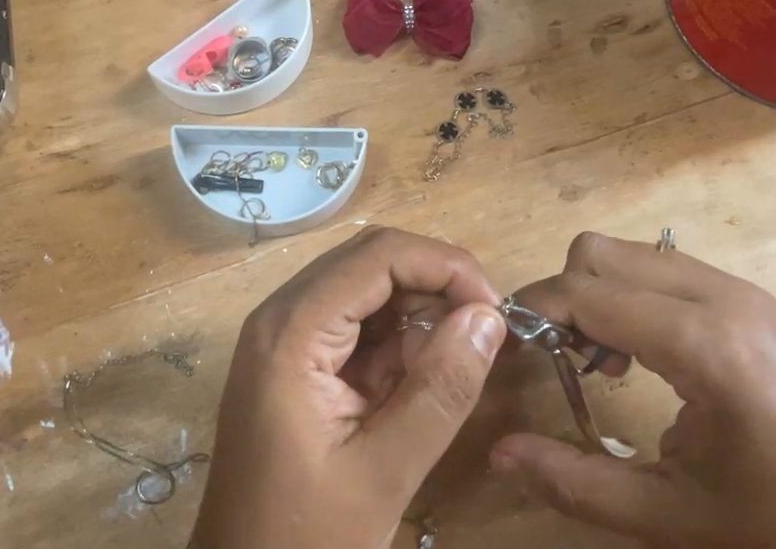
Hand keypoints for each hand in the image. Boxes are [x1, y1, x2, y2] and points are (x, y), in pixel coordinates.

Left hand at [191, 227, 507, 548]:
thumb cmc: (304, 535)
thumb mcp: (383, 472)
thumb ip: (439, 391)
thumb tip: (488, 316)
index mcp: (292, 330)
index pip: (377, 256)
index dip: (443, 265)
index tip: (494, 308)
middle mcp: (282, 315)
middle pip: (369, 262)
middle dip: (434, 283)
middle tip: (485, 330)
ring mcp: (285, 336)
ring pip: (365, 289)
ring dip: (418, 312)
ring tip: (460, 360)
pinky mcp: (295, 360)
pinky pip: (355, 326)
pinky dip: (396, 341)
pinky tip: (423, 377)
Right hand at [493, 232, 775, 548]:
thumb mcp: (675, 518)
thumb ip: (576, 481)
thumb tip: (498, 452)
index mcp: (704, 344)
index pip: (585, 291)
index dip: (533, 311)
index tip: (507, 345)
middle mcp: (723, 298)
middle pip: (602, 252)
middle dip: (564, 295)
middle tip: (562, 361)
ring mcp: (749, 294)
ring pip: (636, 253)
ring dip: (601, 292)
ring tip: (604, 363)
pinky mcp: (763, 305)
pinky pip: (671, 271)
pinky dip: (637, 297)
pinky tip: (651, 360)